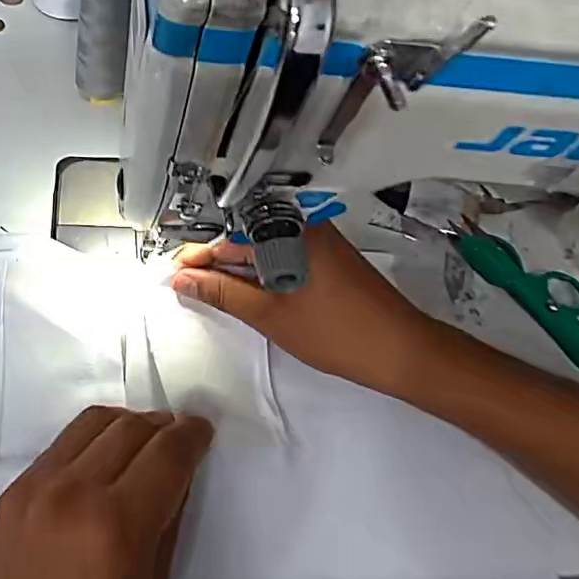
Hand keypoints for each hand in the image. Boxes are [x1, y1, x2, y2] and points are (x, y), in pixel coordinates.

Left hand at [0, 407, 213, 578]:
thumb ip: (169, 520)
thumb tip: (179, 472)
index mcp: (115, 526)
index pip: (166, 454)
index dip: (191, 436)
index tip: (201, 430)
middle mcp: (72, 494)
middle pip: (130, 428)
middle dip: (162, 426)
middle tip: (178, 435)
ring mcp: (35, 489)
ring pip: (91, 423)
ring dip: (125, 424)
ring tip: (143, 440)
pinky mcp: (12, 492)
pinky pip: (59, 446)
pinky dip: (89, 442)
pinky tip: (102, 461)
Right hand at [169, 223, 437, 397]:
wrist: (403, 351)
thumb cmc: (342, 334)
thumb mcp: (270, 315)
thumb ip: (223, 294)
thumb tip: (185, 280)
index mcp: (293, 232)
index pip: (230, 240)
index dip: (199, 258)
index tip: (176, 272)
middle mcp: (308, 227)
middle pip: (246, 240)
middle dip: (216, 263)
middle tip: (187, 283)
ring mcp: (321, 241)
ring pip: (265, 248)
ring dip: (238, 269)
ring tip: (211, 291)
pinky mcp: (329, 256)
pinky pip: (284, 255)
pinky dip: (262, 272)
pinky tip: (247, 290)